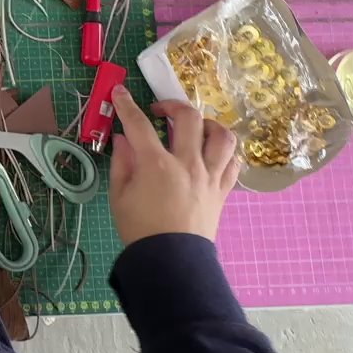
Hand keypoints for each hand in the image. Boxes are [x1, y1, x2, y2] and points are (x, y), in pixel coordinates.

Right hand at [107, 86, 241, 245]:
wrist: (172, 260)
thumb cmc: (139, 228)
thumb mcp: (119, 195)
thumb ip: (121, 162)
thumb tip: (123, 138)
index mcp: (156, 165)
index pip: (139, 124)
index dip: (126, 105)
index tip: (119, 92)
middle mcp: (187, 164)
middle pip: (188, 119)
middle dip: (171, 105)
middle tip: (159, 111)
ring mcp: (210, 176)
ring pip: (222, 136)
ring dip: (207, 124)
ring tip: (194, 127)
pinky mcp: (223, 190)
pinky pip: (233, 161)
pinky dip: (223, 151)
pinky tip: (210, 152)